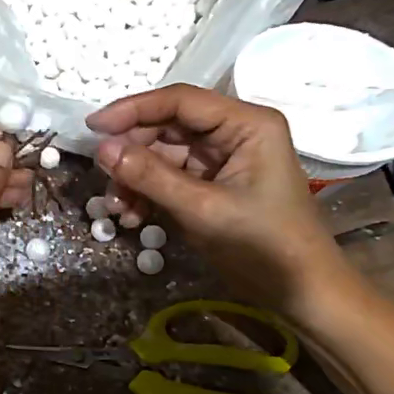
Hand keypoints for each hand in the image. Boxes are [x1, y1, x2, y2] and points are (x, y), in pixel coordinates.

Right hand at [87, 85, 350, 316]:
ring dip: (134, 179)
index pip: (179, 101)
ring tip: (118, 209)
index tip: (93, 127)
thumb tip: (102, 150)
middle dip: (131, 153)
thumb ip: (151, 176)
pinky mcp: (210, 185)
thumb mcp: (203, 210)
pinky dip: (147, 194)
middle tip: (103, 178)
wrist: (300, 292)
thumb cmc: (263, 244)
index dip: (133, 110)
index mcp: (245, 124)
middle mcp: (232, 133)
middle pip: (166, 127)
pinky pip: (167, 178)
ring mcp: (220, 159)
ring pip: (161, 155)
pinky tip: (133, 217)